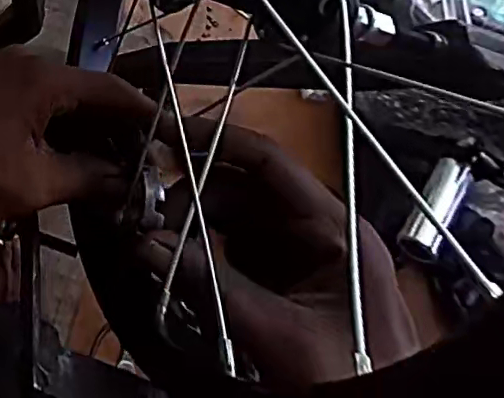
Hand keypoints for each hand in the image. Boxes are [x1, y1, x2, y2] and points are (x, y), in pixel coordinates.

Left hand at [0, 48, 155, 242]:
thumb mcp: (33, 181)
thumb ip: (84, 178)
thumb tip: (119, 180)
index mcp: (43, 78)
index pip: (109, 88)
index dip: (142, 112)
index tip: (167, 135)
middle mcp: (20, 63)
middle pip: (80, 88)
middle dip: (109, 123)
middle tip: (135, 158)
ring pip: (51, 93)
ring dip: (76, 123)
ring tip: (98, 161)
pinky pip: (24, 96)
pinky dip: (46, 119)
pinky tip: (50, 148)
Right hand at [134, 121, 419, 390]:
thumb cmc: (356, 386)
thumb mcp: (281, 336)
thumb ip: (211, 285)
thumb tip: (147, 242)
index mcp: (336, 230)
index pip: (265, 158)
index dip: (211, 138)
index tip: (163, 132)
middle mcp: (317, 230)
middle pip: (236, 185)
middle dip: (189, 196)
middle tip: (153, 219)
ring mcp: (297, 253)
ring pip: (225, 212)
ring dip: (188, 223)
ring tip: (162, 246)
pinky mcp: (279, 276)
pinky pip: (226, 242)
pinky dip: (198, 247)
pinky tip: (181, 264)